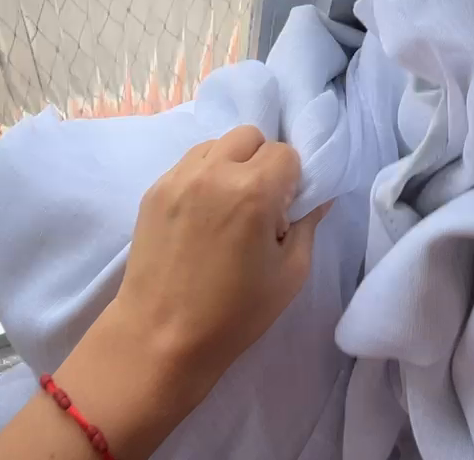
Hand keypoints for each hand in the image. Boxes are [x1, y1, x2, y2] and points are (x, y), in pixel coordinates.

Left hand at [111, 124, 330, 386]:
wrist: (160, 338)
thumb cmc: (234, 313)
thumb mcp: (291, 274)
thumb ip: (308, 224)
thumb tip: (318, 194)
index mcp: (252, 191)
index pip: (285, 153)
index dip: (292, 179)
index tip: (284, 210)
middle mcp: (214, 172)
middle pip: (250, 136)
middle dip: (262, 161)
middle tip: (259, 202)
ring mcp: (179, 177)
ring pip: (218, 143)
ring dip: (232, 163)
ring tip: (228, 205)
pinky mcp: (155, 189)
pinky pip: (190, 161)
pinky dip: (204, 174)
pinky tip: (202, 212)